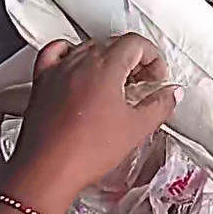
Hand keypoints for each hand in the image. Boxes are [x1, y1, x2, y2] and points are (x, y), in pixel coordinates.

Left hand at [1, 35, 178, 207]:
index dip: (153, 59)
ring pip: (87, 48)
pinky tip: (77, 69)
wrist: (47, 170)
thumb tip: (171, 94)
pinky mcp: (41, 81)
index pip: (136, 44)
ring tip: (115, 84)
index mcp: (106, 66)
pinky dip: (69, 55)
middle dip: (133, 60)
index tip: (156, 78)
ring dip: (106, 60)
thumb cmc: (86, 150)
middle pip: (113, 44)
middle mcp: (80, 60)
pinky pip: (56, 54)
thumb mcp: (136, 128)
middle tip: (143, 83)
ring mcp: (58, 69)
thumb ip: (159, 105)